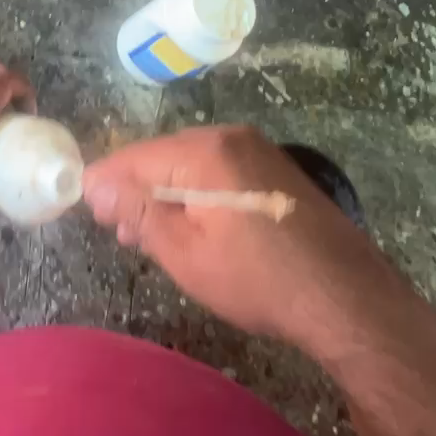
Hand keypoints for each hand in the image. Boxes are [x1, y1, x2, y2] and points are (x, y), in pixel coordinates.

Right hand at [84, 126, 346, 341]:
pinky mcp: (274, 168)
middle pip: (163, 156)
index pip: (136, 157)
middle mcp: (230, 136)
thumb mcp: (186, 253)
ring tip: (148, 234)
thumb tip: (95, 184)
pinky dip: (196, 192)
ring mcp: (257, 149)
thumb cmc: (259, 281)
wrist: (349, 299)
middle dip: (136, 189)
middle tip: (118, 230)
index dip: (107, 182)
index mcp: (204, 151)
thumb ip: (138, 211)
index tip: (87, 208)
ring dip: (166, 194)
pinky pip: (218, 169)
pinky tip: (191, 223)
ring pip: (190, 164)